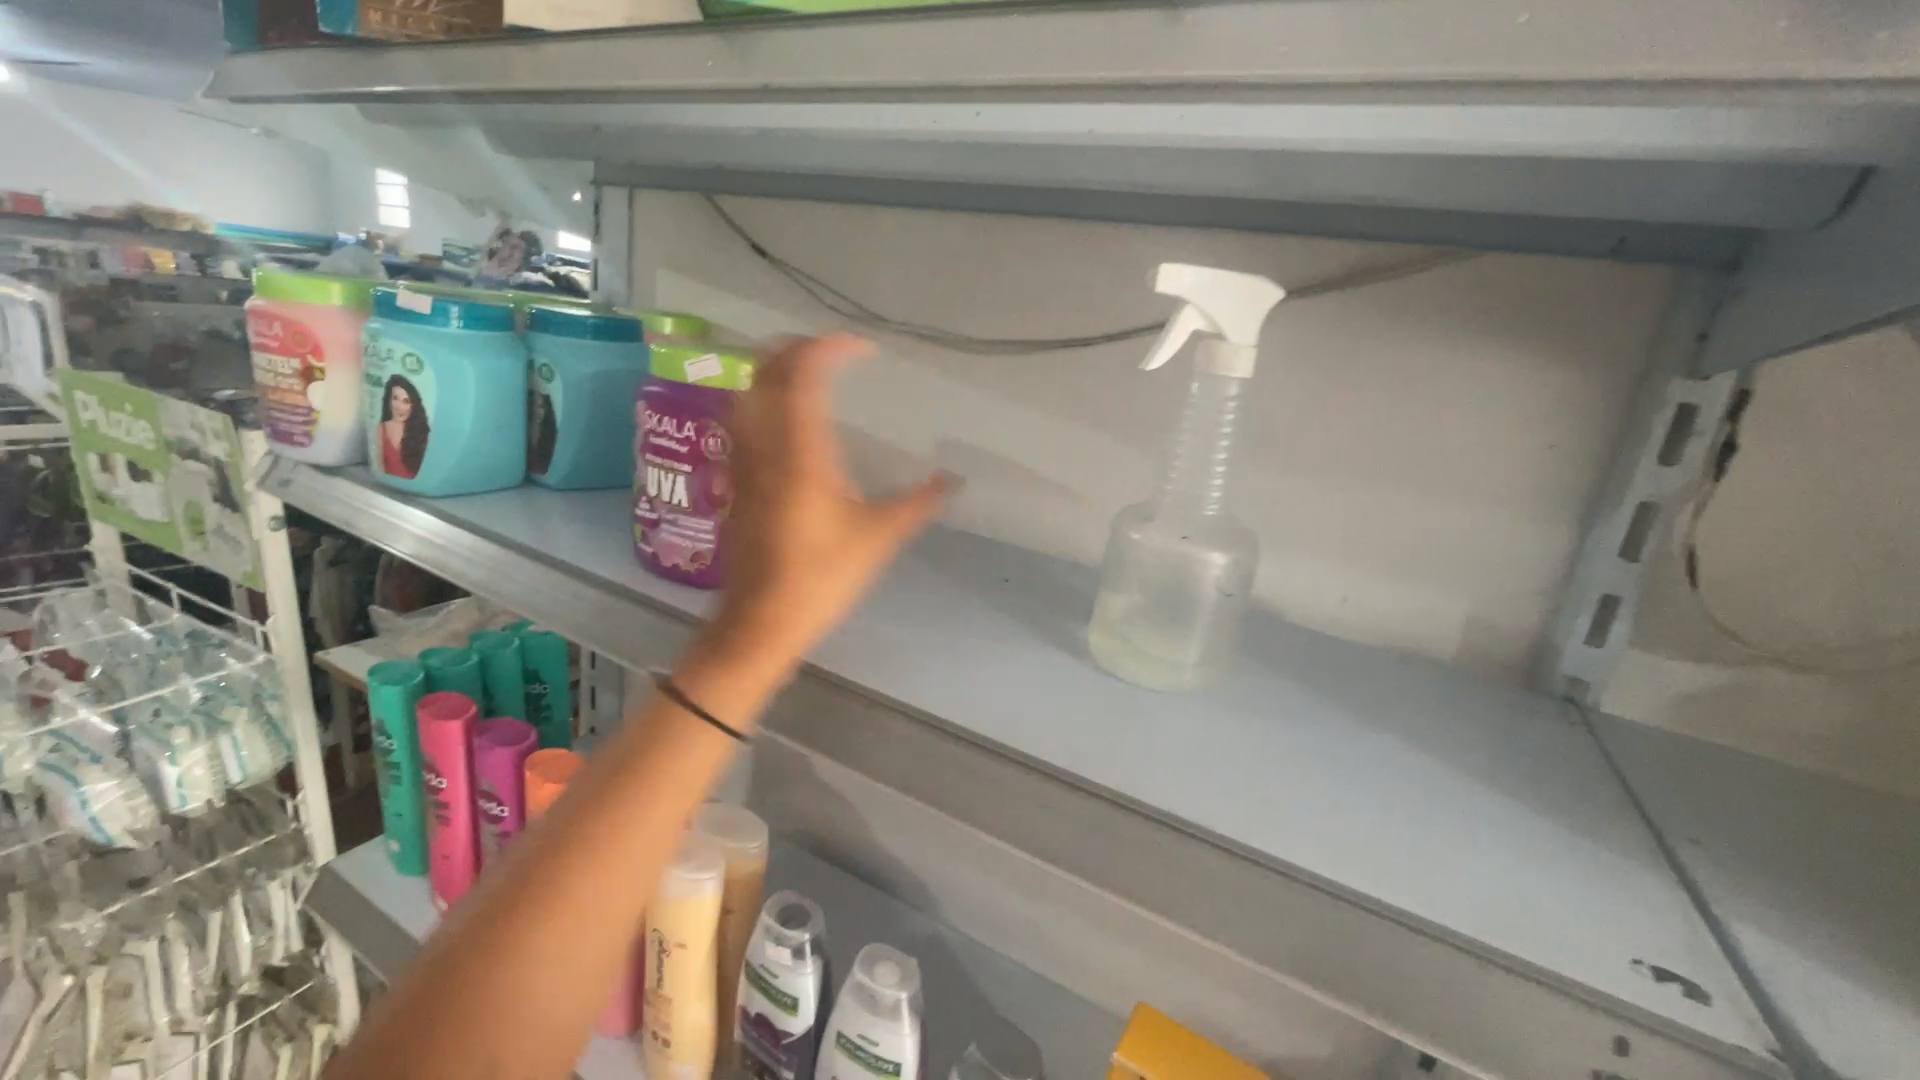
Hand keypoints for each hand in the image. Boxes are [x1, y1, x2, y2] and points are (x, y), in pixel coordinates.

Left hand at [707, 333, 947, 667]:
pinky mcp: (735, 481)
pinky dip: (763, 399)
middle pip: (765, 371)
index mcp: (801, 451)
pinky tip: (786, 418)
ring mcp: (743, 461)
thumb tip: (952, 481)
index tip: (863, 348)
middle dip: (796, 347)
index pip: (803, 373)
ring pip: (747, 393)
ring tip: (808, 373)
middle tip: (833, 351)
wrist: (759, 621)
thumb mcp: (878, 538)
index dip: (830, 346)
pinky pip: (743, 420)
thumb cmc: (820, 578)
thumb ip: (918, 503)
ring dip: (774, 370)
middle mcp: (764, 444)